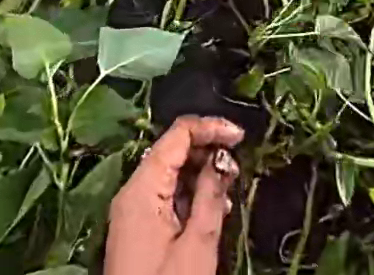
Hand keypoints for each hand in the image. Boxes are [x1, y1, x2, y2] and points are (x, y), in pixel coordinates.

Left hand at [105, 115, 244, 274]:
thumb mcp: (197, 245)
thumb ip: (210, 194)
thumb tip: (223, 156)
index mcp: (141, 187)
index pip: (177, 135)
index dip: (210, 127)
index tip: (241, 137)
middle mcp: (132, 190)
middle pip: (172, 149)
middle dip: (207, 150)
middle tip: (236, 165)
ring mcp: (133, 210)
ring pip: (170, 171)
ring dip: (201, 173)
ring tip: (228, 190)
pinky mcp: (138, 228)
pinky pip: (165, 194)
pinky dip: (190, 193)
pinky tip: (212, 208)